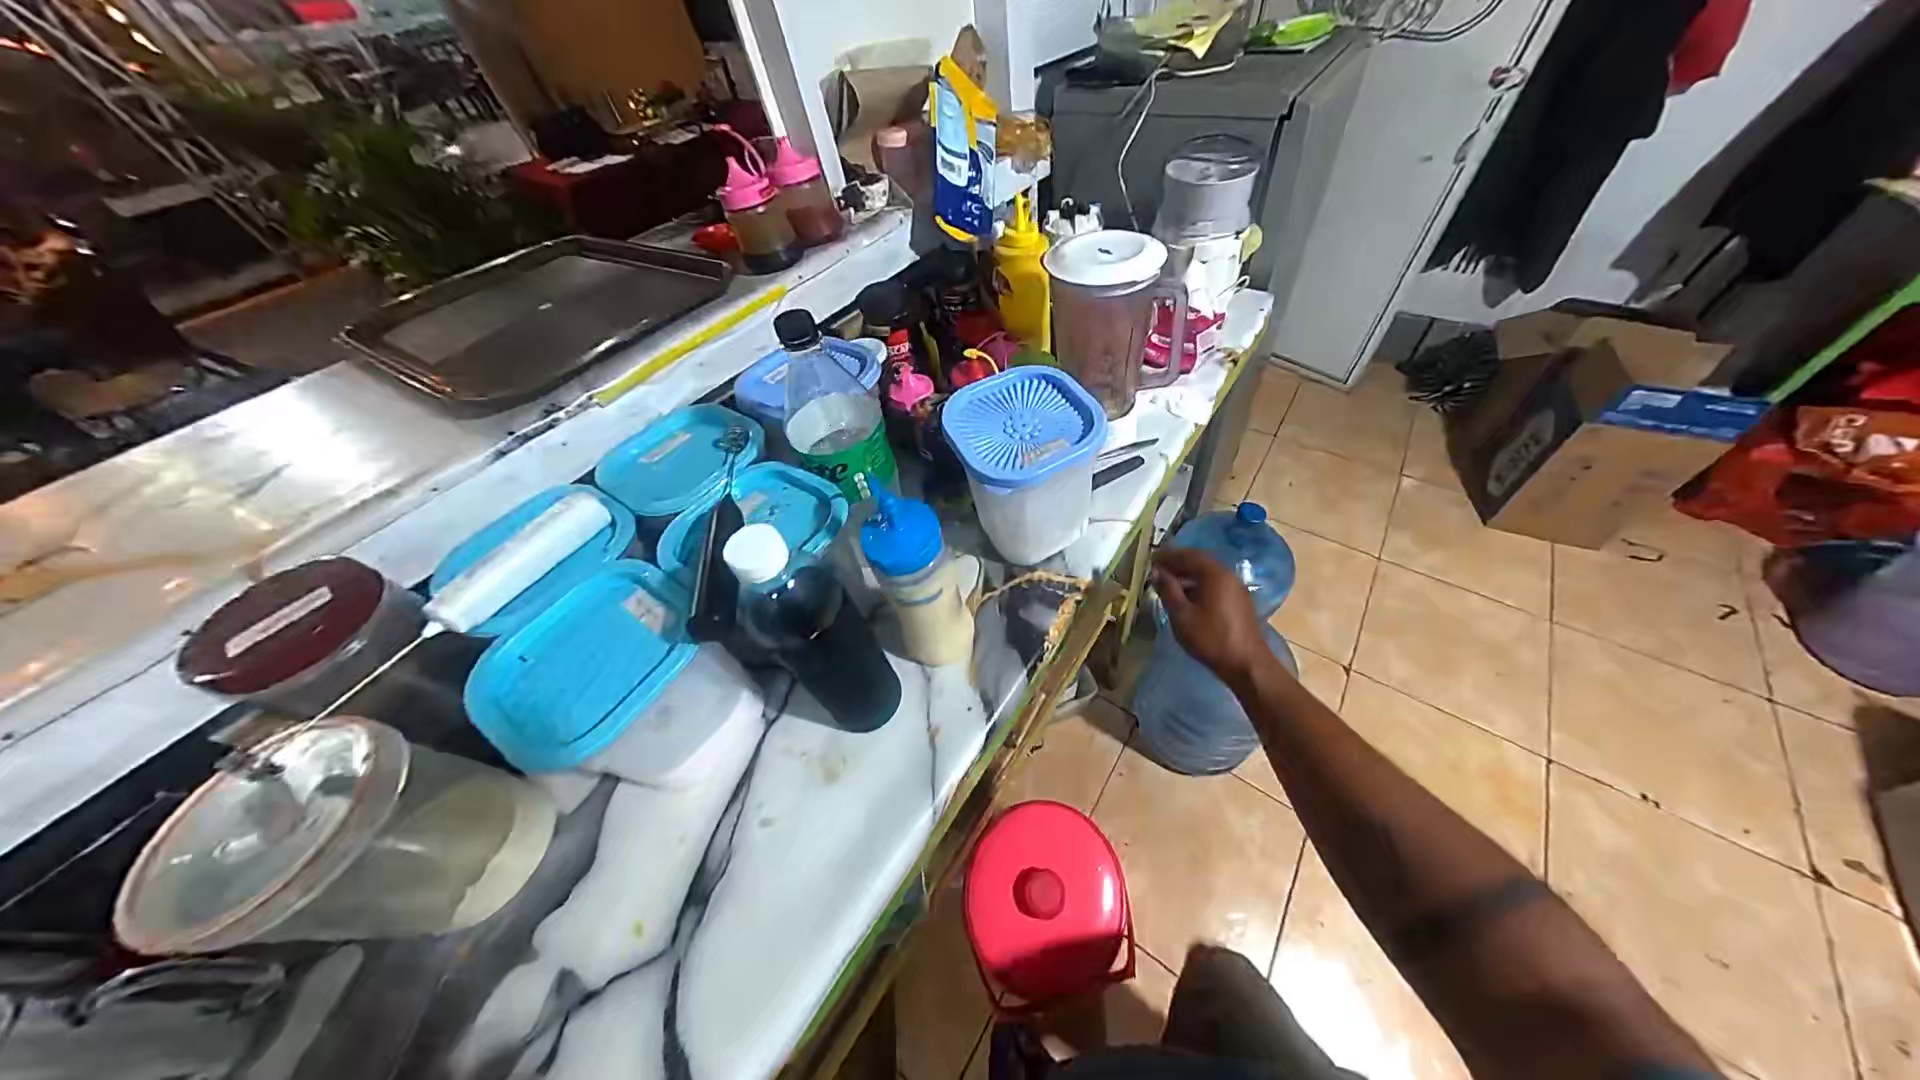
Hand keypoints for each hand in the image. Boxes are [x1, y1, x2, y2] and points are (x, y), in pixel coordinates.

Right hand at [1151, 547, 1268, 682]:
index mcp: (1214, 574)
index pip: (1188, 555)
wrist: (1246, 664)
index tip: (1150, 560)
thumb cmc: (1210, 638)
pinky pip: (1215, 584)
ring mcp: (1236, 588)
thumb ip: (1168, 590)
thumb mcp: (1181, 614)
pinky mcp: (1239, 601)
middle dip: (1177, 564)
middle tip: (1157, 571)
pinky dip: (1198, 585)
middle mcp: (1228, 575)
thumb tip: (1156, 571)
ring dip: (1187, 575)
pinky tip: (1187, 598)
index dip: (1167, 556)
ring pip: (1208, 574)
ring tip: (1168, 585)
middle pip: (1199, 562)